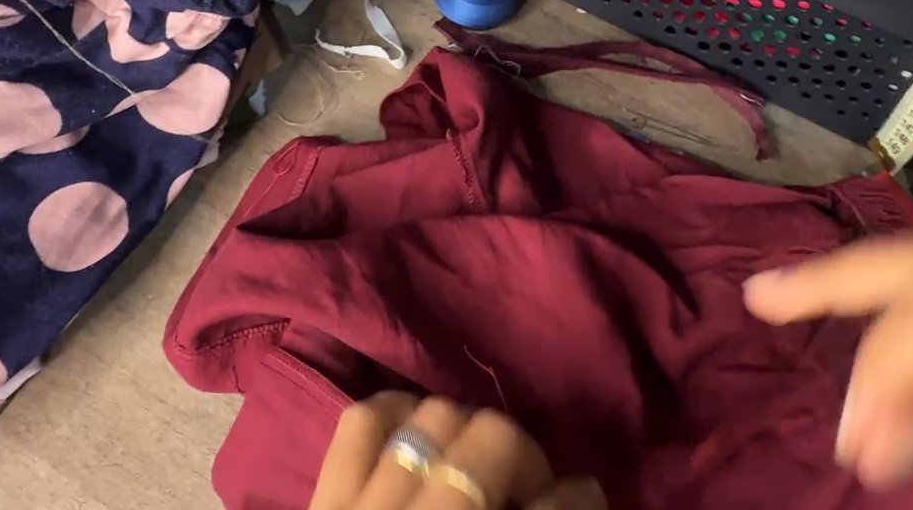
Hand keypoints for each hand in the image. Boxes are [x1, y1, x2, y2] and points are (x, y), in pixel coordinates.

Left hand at [309, 393, 605, 509]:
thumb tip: (580, 496)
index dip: (579, 497)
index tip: (588, 493)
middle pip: (490, 440)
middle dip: (523, 455)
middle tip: (530, 488)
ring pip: (432, 417)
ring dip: (465, 432)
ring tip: (473, 463)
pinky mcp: (324, 505)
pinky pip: (360, 424)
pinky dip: (395, 412)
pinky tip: (416, 431)